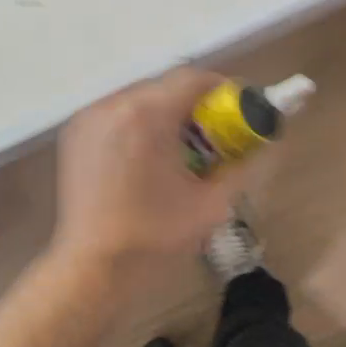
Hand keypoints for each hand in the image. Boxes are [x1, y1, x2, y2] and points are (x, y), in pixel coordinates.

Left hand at [49, 66, 243, 275]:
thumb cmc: (157, 237)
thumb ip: (244, 166)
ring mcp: (89, 119)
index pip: (194, 79)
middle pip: (166, 87)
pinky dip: (143, 127)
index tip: (242, 112)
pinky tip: (154, 159)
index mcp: (147, 117)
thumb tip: (269, 144)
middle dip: (197, 106)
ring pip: (141, 100)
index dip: (225, 90)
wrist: (95, 268)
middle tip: (219, 136)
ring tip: (186, 150)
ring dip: (169, 116)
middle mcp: (113, 106)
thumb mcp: (213, 203)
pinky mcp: (76, 137)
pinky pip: (119, 116)